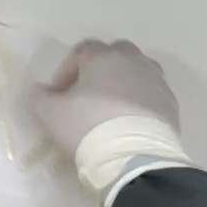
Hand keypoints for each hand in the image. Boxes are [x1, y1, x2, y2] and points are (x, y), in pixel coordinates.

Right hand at [30, 39, 180, 152]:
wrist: (134, 156)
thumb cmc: (88, 127)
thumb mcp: (51, 114)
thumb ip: (39, 97)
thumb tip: (37, 89)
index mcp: (103, 58)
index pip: (82, 49)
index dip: (66, 69)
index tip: (58, 93)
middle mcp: (133, 61)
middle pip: (115, 52)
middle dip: (98, 69)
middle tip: (86, 94)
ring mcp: (156, 80)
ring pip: (137, 70)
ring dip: (122, 82)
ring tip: (109, 107)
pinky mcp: (170, 102)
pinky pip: (151, 93)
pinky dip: (139, 100)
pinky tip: (128, 122)